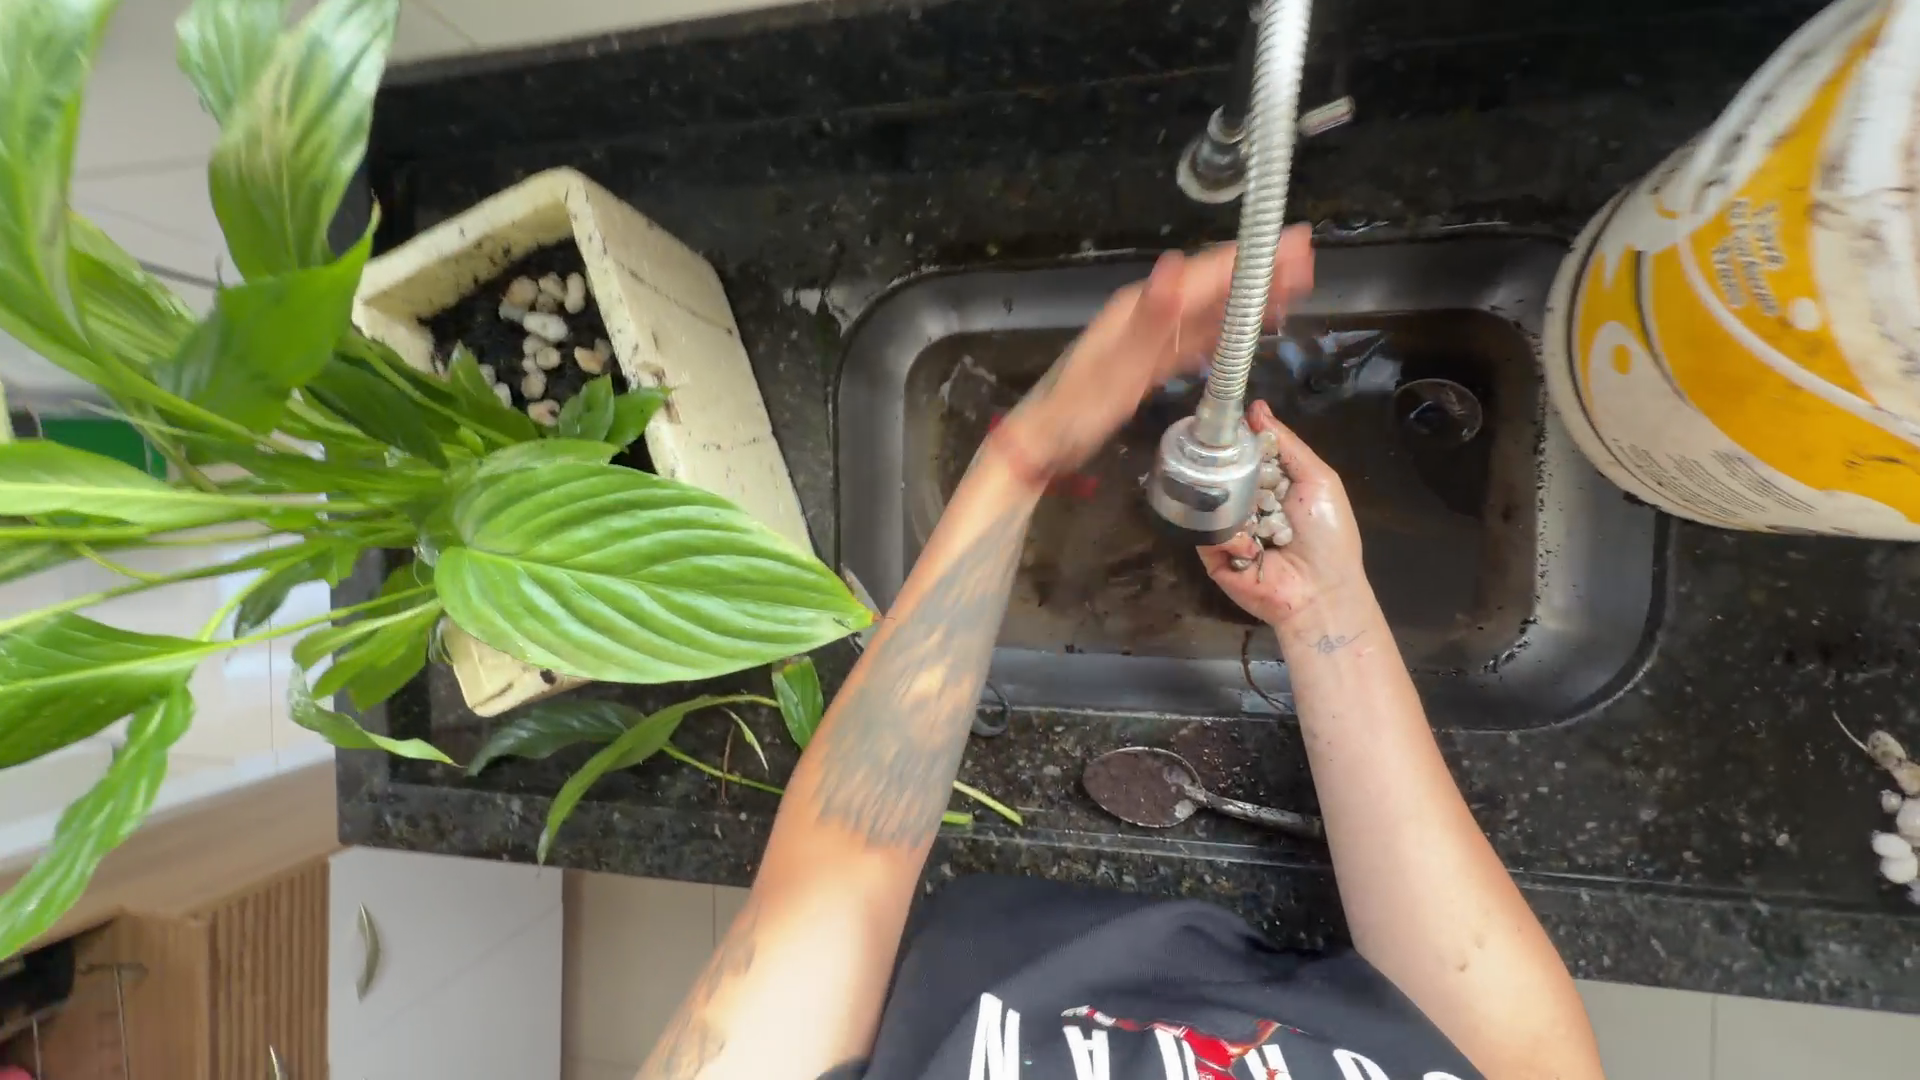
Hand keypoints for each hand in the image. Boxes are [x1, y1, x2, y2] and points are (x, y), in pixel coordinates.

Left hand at [994, 226, 1314, 477]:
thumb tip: (1177, 265)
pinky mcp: (1149, 365)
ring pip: (1207, 315)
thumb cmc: (1078, 407)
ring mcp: (1149, 340)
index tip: (1296, 244)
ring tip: (1288, 295)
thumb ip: (1150, 318)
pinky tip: (1239, 337)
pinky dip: (1219, 337)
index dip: (1251, 260)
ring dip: (1245, 305)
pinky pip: (1193, 344)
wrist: (1045, 441)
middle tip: (1307, 265)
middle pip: (1212, 289)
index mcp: (1143, 307)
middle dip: (1257, 276)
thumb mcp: (1116, 366)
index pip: (1206, 274)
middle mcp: (1149, 314)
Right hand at [1198, 400, 1365, 631]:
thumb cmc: (1327, 534)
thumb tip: (1256, 408)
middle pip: (1220, 474)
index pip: (1242, 454)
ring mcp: (1225, 528)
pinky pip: (1207, 534)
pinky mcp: (1212, 554)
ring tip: (1245, 513)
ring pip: (1208, 502)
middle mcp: (1244, 503)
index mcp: (1268, 485)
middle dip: (1218, 466)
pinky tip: (1250, 548)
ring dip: (1226, 504)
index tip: (1218, 422)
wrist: (1321, 591)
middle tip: (1213, 458)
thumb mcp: (1317, 479)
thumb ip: (1286, 444)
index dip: (1232, 439)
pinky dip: (1230, 538)